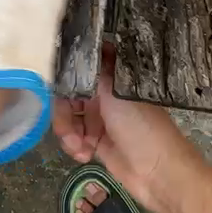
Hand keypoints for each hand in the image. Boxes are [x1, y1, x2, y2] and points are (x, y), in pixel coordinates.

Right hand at [52, 54, 207, 212]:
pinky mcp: (95, 143)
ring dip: (67, 132)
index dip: (65, 77)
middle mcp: (103, 96)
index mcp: (111, 79)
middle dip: (63, 113)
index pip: (79, 71)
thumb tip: (83, 42)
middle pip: (68, 96)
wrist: (157, 170)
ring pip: (69, 119)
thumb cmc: (140, 124)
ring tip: (78, 147)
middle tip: (66, 129)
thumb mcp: (114, 91)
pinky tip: (84, 155)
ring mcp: (99, 120)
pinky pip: (73, 139)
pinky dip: (74, 146)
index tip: (54, 87)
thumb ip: (94, 70)